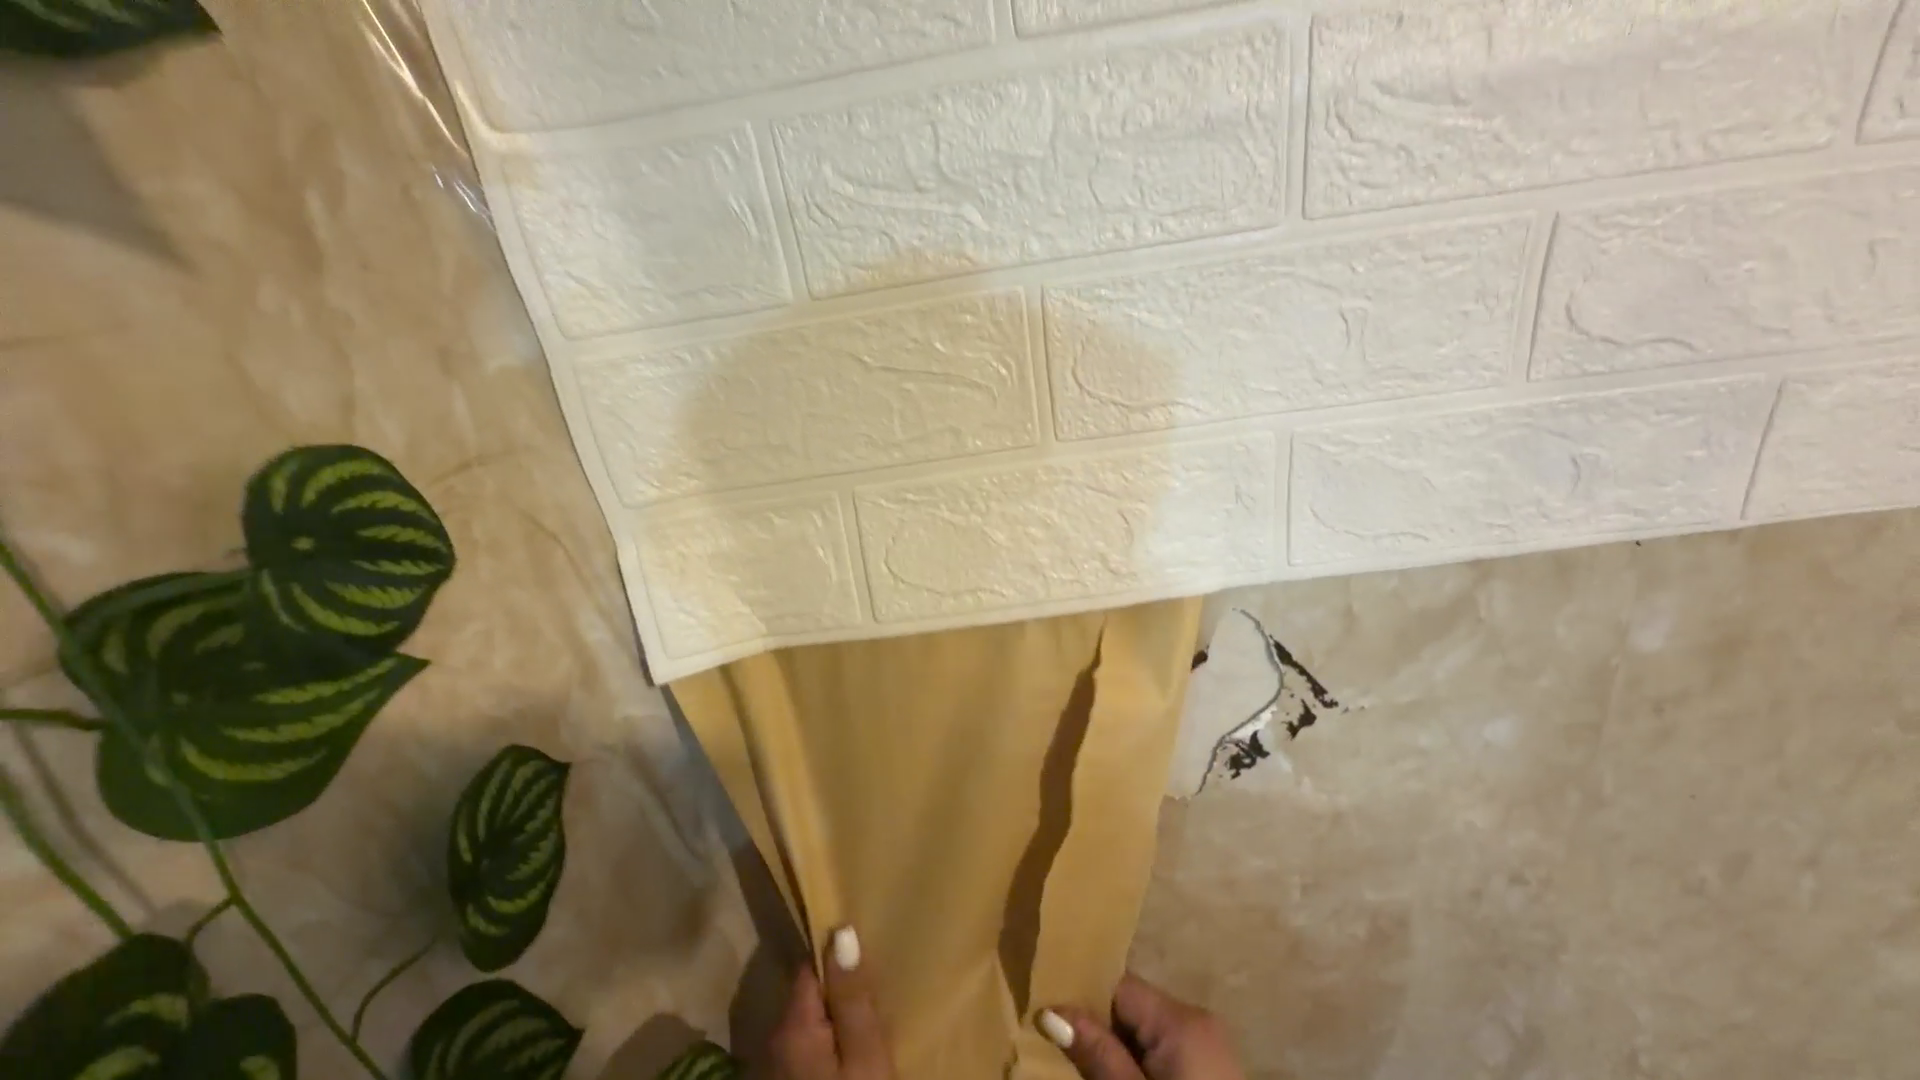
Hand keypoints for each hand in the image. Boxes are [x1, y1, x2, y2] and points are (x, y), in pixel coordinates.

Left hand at [765, 927, 896, 1079]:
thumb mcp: (864, 1054)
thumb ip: (852, 997)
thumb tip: (842, 933)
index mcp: (792, 1023)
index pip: (809, 967)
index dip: (837, 954)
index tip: (866, 947)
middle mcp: (776, 1035)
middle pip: (810, 993)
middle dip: (840, 986)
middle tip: (876, 985)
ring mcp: (778, 1061)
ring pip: (811, 1019)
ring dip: (836, 1013)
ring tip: (868, 1012)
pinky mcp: (788, 1076)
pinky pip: (811, 1043)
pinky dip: (830, 1037)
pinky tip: (852, 1044)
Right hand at [1040, 974, 1244, 1079]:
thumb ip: (1097, 1052)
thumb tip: (1051, 1011)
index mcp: (1181, 1020)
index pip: (1117, 985)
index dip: (1079, 997)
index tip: (1042, 1014)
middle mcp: (1197, 1020)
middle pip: (1130, 1007)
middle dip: (1094, 1025)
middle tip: (1051, 1044)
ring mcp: (1209, 1046)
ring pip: (1143, 1030)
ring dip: (1113, 1047)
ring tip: (1077, 1066)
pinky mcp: (1209, 1070)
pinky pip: (1162, 1050)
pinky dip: (1137, 1062)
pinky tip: (1114, 1077)